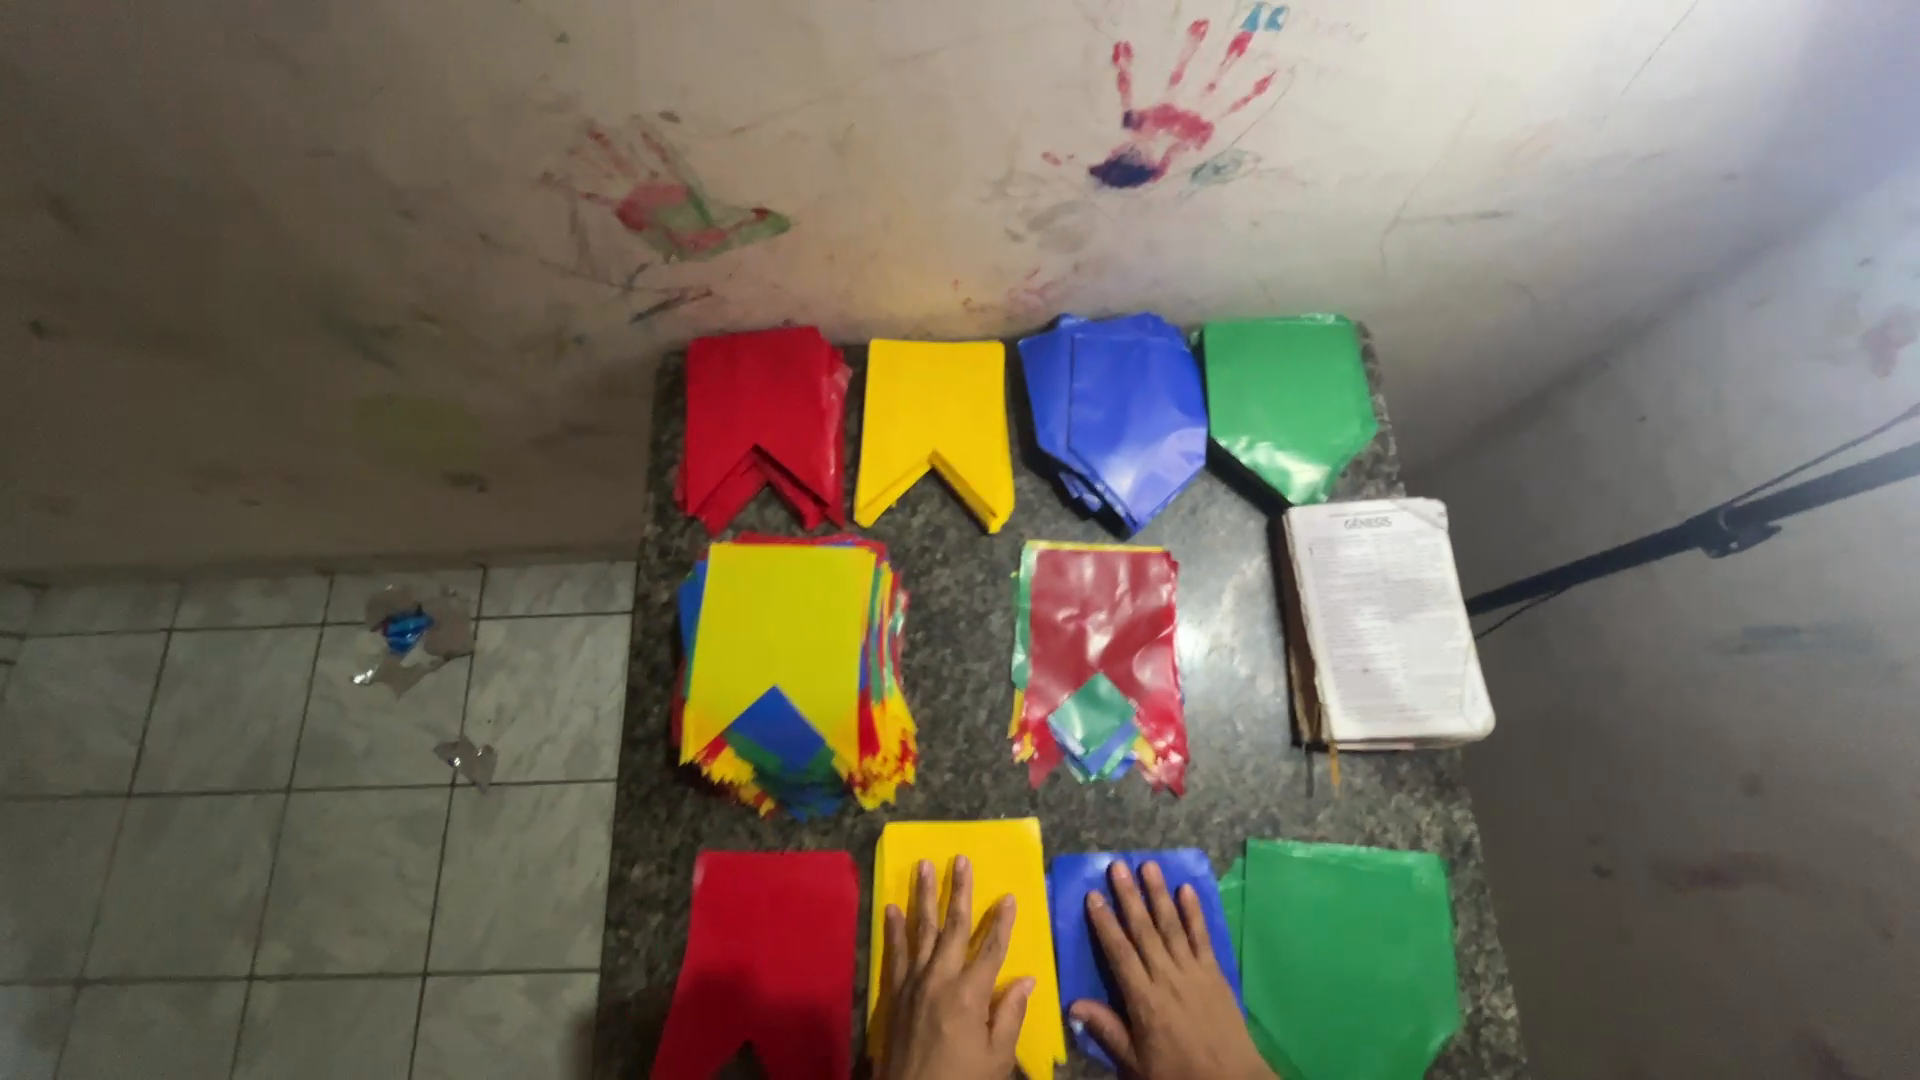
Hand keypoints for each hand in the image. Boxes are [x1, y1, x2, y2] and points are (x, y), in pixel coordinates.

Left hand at [879, 855, 1035, 1079]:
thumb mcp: (997, 1060)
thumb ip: (1010, 1016)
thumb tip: (1027, 980)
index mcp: (971, 994)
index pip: (991, 948)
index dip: (1002, 922)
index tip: (1009, 896)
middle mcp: (941, 979)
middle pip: (954, 927)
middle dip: (959, 891)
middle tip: (960, 859)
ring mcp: (914, 983)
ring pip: (920, 929)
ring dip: (924, 896)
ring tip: (923, 866)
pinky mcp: (895, 993)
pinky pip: (894, 953)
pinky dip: (893, 929)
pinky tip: (892, 908)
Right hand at [1071, 861, 1274, 1079]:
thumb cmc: (1178, 1074)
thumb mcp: (1137, 1063)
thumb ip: (1108, 1030)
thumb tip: (1073, 1005)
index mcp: (1144, 999)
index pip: (1119, 953)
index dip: (1105, 923)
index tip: (1093, 896)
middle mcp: (1167, 977)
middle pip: (1144, 930)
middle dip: (1129, 896)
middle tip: (1117, 866)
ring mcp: (1193, 971)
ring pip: (1171, 925)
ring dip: (1158, 894)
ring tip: (1148, 866)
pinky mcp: (1215, 972)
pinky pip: (1202, 937)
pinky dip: (1194, 912)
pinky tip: (1186, 889)